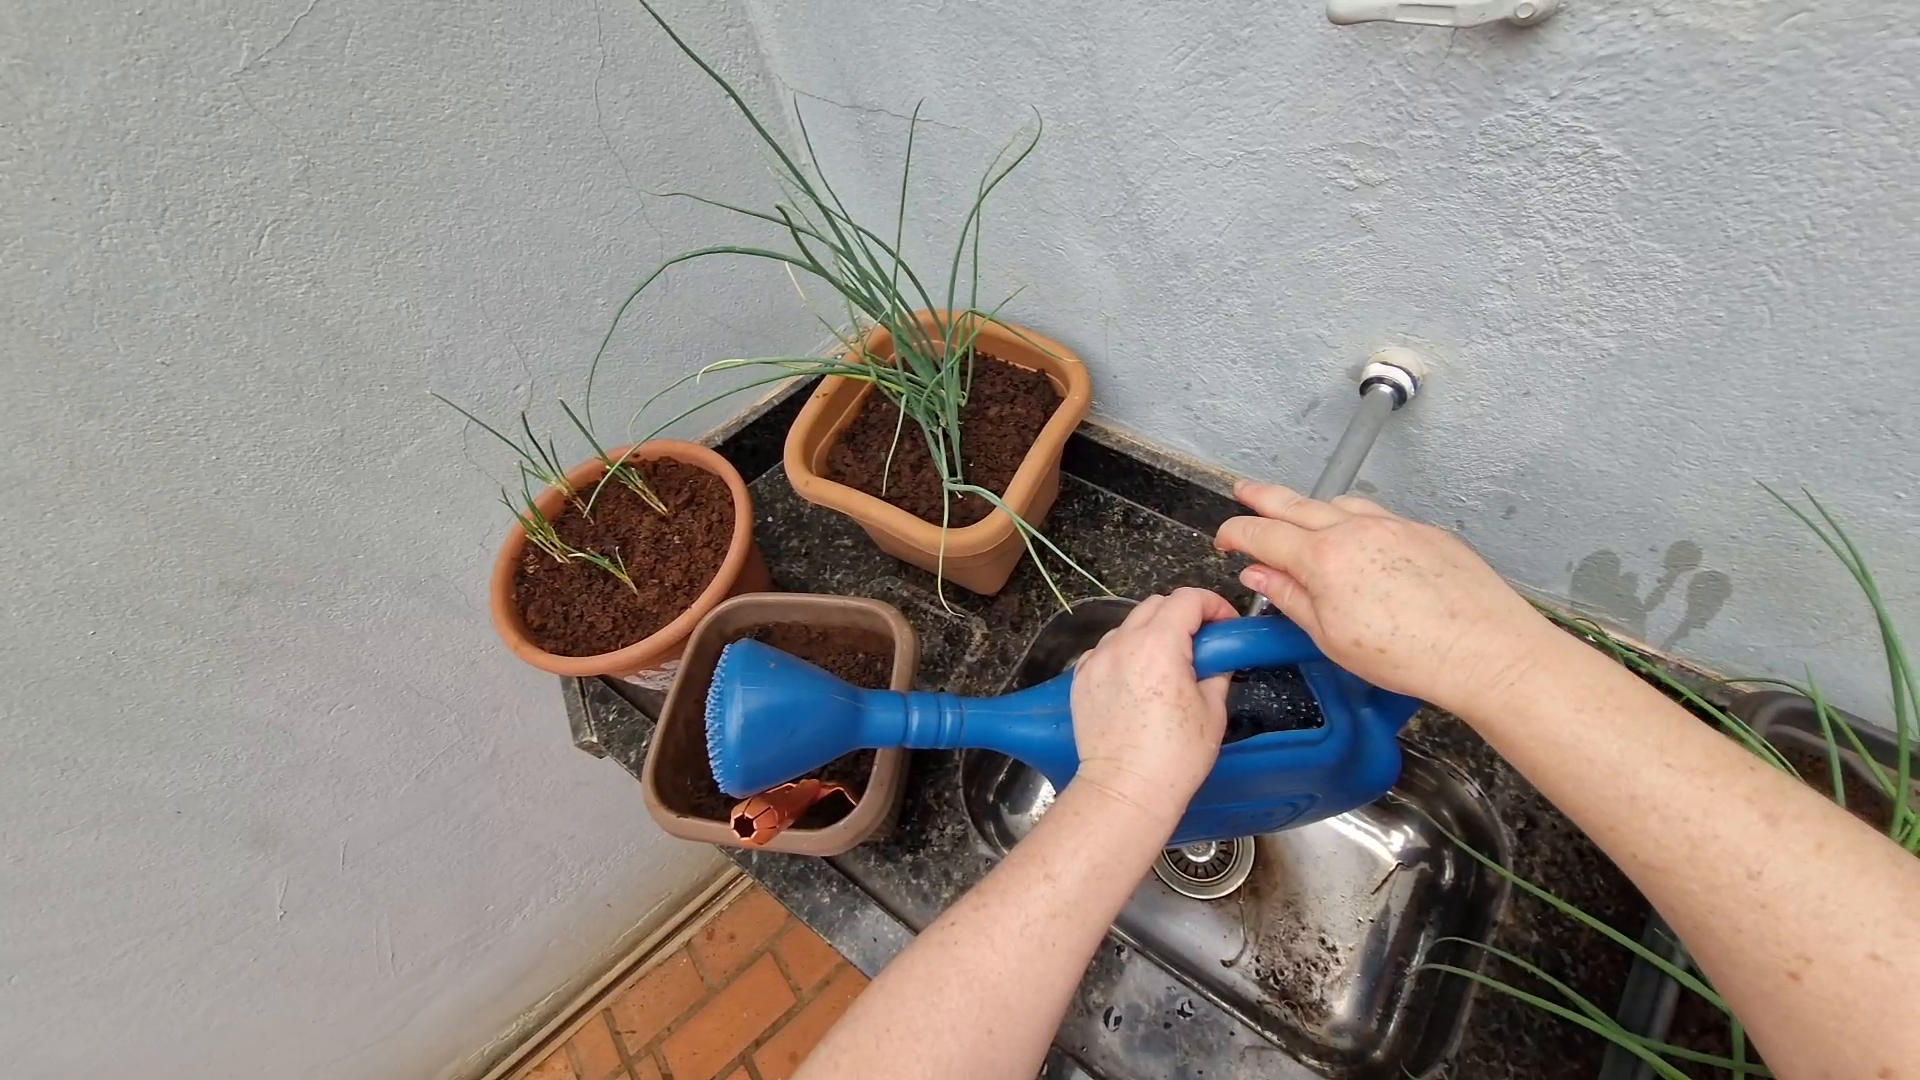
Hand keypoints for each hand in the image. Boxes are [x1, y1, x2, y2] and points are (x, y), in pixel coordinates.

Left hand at [1067, 588, 1237, 824]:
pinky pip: (1106, 650)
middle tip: (1202, 642)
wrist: (1126, 789)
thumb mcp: (1212, 712)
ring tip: (1168, 664)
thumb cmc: (1174, 757)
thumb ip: (1215, 672)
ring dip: (1152, 633)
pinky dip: (1125, 653)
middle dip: (1183, 615)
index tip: (1225, 624)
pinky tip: (1138, 679)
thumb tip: (1217, 658)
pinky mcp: (1081, 677)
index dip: (1212, 605)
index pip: (1186, 599)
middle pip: (1155, 605)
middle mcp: (1122, 644)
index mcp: (1158, 646)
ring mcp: (1096, 659)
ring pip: (1128, 626)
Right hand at [1213, 481, 1555, 712]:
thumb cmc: (1410, 656)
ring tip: (1298, 517)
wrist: (1488, 653)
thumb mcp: (1329, 637)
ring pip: (1337, 503)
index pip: (1261, 533)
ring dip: (1310, 506)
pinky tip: (1356, 540)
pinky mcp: (1424, 532)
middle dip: (1261, 495)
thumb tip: (1259, 574)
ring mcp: (1393, 525)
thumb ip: (1289, 597)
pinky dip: (1353, 519)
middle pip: (1293, 503)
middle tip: (1243, 490)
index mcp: (1322, 560)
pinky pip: (1376, 514)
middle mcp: (1354, 531)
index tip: (1225, 540)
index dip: (1234, 533)